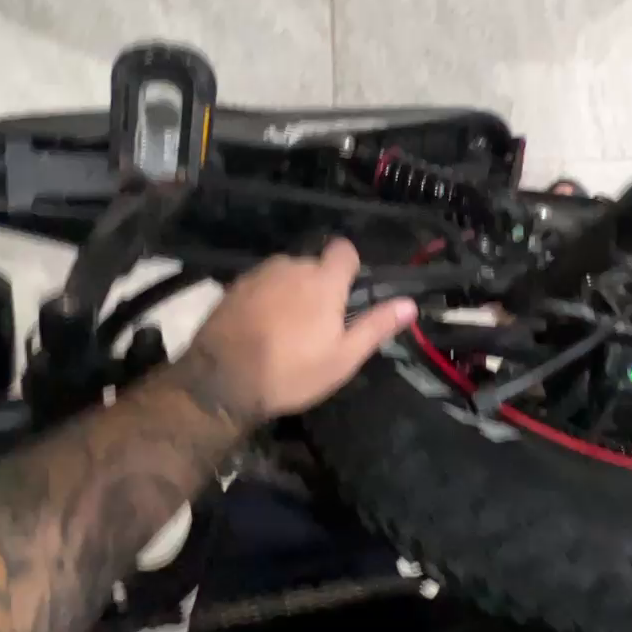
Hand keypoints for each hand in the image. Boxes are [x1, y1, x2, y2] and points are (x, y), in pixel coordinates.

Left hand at [176, 238, 416, 426]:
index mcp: (323, 281)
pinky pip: (262, 284)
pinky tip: (261, 327)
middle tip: (318, 324)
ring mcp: (260, 274)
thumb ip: (376, 326)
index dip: (349, 267)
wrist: (221, 381)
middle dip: (319, 286)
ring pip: (286, 273)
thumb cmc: (291, 372)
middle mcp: (292, 267)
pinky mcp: (234, 286)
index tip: (347, 293)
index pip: (344, 250)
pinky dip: (266, 298)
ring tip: (287, 328)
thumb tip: (409, 304)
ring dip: (291, 291)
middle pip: (314, 264)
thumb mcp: (342, 358)